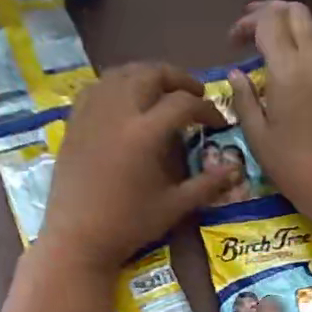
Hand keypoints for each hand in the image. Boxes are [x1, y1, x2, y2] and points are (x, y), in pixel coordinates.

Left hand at [37, 63, 238, 270]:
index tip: (218, 122)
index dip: (207, 109)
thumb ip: (207, 184)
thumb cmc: (129, 224)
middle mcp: (118, 112)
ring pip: (122, 73)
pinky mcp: (75, 121)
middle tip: (195, 94)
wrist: (78, 237)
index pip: (183, 103)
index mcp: (145, 133)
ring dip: (147, 76)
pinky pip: (97, 87)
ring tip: (162, 91)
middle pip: (151, 74)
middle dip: (178, 79)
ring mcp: (92, 113)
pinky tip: (127, 100)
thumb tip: (236, 170)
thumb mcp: (174, 206)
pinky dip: (118, 85)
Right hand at [226, 1, 311, 219]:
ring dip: (293, 30)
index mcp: (288, 71)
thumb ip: (244, 97)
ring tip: (275, 47)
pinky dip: (310, 54)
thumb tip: (237, 73)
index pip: (269, 22)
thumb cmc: (289, 165)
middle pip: (297, 13)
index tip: (234, 41)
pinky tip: (299, 75)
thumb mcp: (256, 134)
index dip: (248, 23)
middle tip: (253, 28)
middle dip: (272, 12)